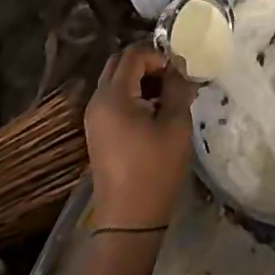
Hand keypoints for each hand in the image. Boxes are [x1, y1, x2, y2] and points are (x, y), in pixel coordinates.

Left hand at [83, 44, 197, 228]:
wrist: (130, 219)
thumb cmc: (156, 168)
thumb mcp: (176, 123)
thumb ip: (177, 87)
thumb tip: (179, 66)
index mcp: (114, 97)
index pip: (133, 55)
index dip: (159, 54)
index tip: (180, 69)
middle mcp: (97, 102)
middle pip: (120, 62)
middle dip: (148, 61)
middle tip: (175, 73)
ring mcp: (95, 117)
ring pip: (117, 79)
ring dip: (142, 76)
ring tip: (170, 91)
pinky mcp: (98, 130)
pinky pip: (115, 96)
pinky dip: (135, 92)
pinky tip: (157, 108)